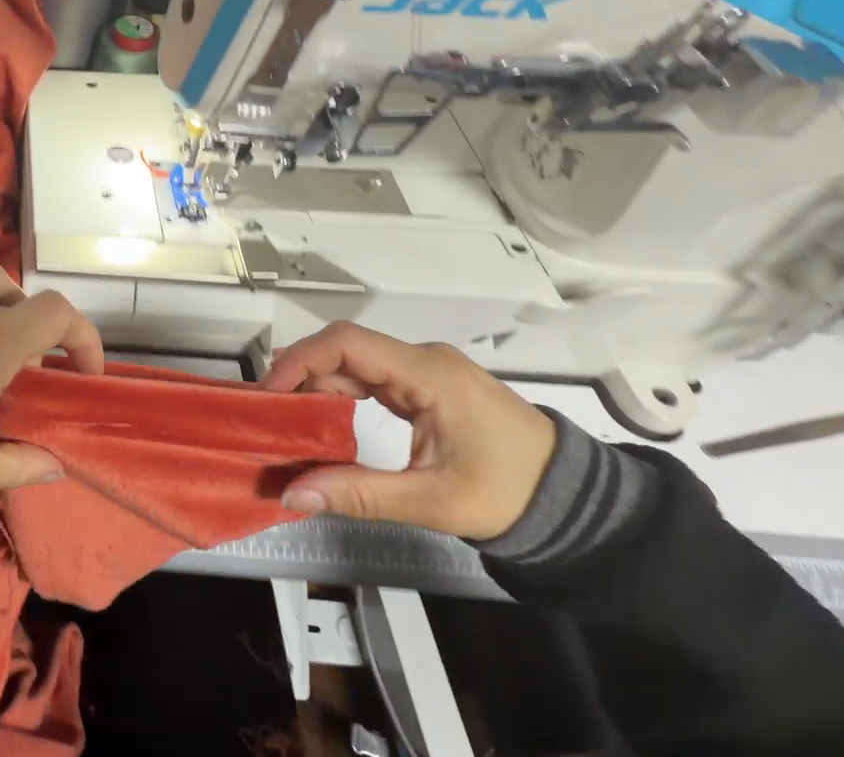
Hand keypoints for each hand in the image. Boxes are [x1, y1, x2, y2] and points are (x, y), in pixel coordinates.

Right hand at [263, 322, 557, 539]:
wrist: (575, 500)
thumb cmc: (512, 495)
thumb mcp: (433, 501)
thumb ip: (359, 494)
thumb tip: (292, 496)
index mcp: (430, 375)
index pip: (347, 343)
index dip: (299, 361)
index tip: (268, 394)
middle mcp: (424, 361)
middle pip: (343, 350)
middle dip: (299, 376)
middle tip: (269, 414)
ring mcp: (425, 371)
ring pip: (352, 363)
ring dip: (315, 387)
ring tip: (286, 422)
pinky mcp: (425, 386)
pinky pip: (368, 378)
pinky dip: (337, 395)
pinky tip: (318, 421)